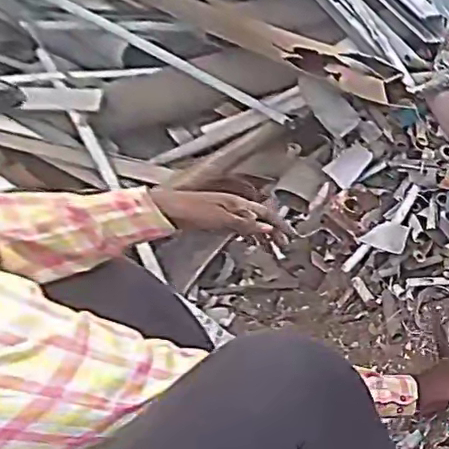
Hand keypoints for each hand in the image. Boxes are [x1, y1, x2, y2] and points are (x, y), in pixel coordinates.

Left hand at [149, 189, 287, 238]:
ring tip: (269, 245)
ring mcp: (222, 210)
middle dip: (273, 230)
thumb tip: (268, 228)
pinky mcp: (213, 217)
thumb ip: (247, 225)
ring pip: (250, 222)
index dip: (280, 224)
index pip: (267, 213)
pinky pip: (239, 225)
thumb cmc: (187, 210)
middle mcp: (232, 204)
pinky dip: (248, 233)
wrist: (159, 210)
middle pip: (260, 218)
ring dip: (262, 233)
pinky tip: (249, 239)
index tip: (290, 235)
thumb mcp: (222, 219)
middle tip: (282, 243)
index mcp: (237, 202)